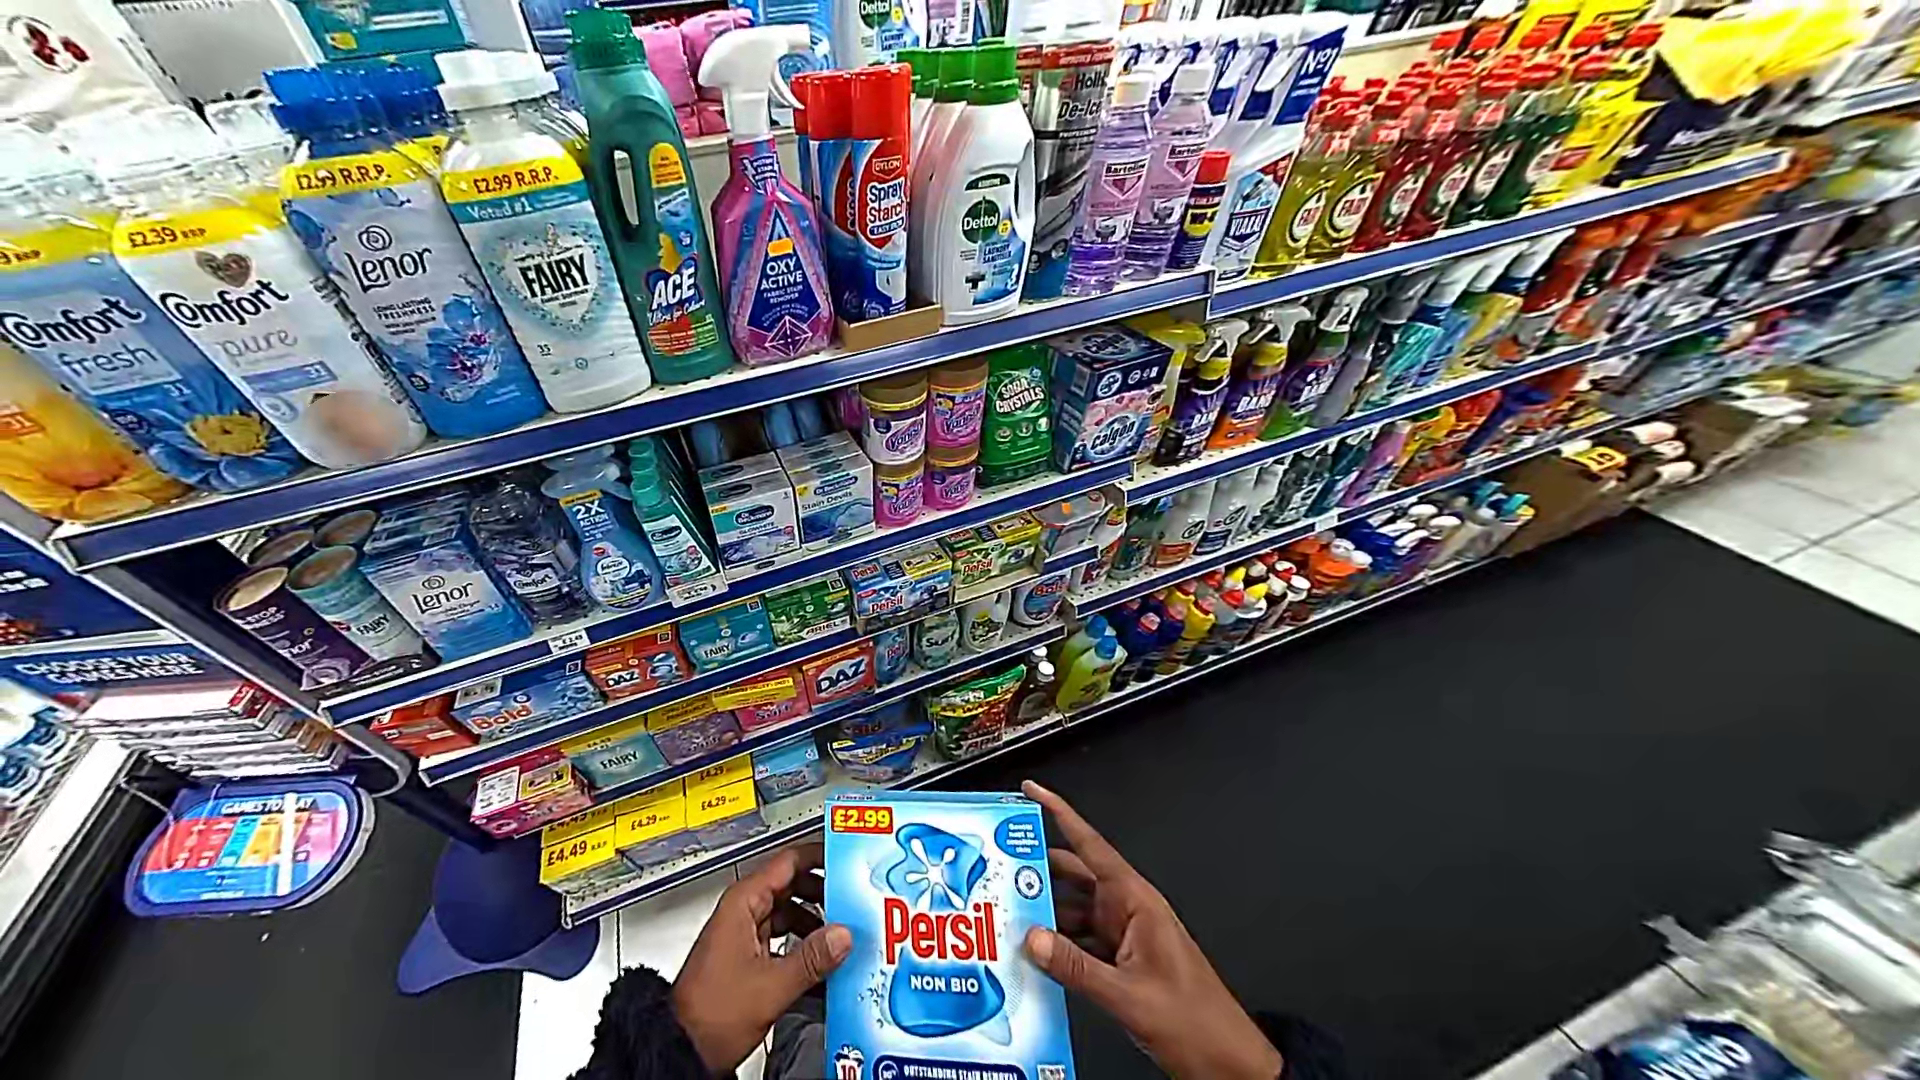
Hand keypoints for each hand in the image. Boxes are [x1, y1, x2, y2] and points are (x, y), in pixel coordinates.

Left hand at [671, 842, 851, 1073]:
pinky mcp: (747, 956)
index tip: (844, 860)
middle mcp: (743, 912)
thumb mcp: (770, 986)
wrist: (678, 1052)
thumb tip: (842, 936)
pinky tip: (820, 963)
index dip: (819, 857)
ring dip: (816, 922)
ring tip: (839, 934)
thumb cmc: (707, 1016)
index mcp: (744, 903)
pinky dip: (803, 944)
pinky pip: (783, 936)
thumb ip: (811, 959)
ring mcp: (744, 933)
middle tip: (850, 899)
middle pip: (793, 885)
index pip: (789, 861)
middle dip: (823, 893)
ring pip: (790, 912)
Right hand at [1022, 780, 1284, 1079]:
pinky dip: (1056, 943)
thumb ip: (1076, 966)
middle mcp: (1127, 909)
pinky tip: (1035, 953)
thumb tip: (1033, 938)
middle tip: (1001, 865)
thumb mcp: (1128, 994)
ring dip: (1044, 912)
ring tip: (1009, 913)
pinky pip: (1079, 939)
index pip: (1090, 843)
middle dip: (1038, 869)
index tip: (1033, 792)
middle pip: (1073, 876)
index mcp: (1135, 900)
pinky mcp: (1119, 958)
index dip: (1059, 812)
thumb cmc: (1197, 1022)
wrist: (1229, 1063)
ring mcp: (1122, 933)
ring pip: (1072, 909)